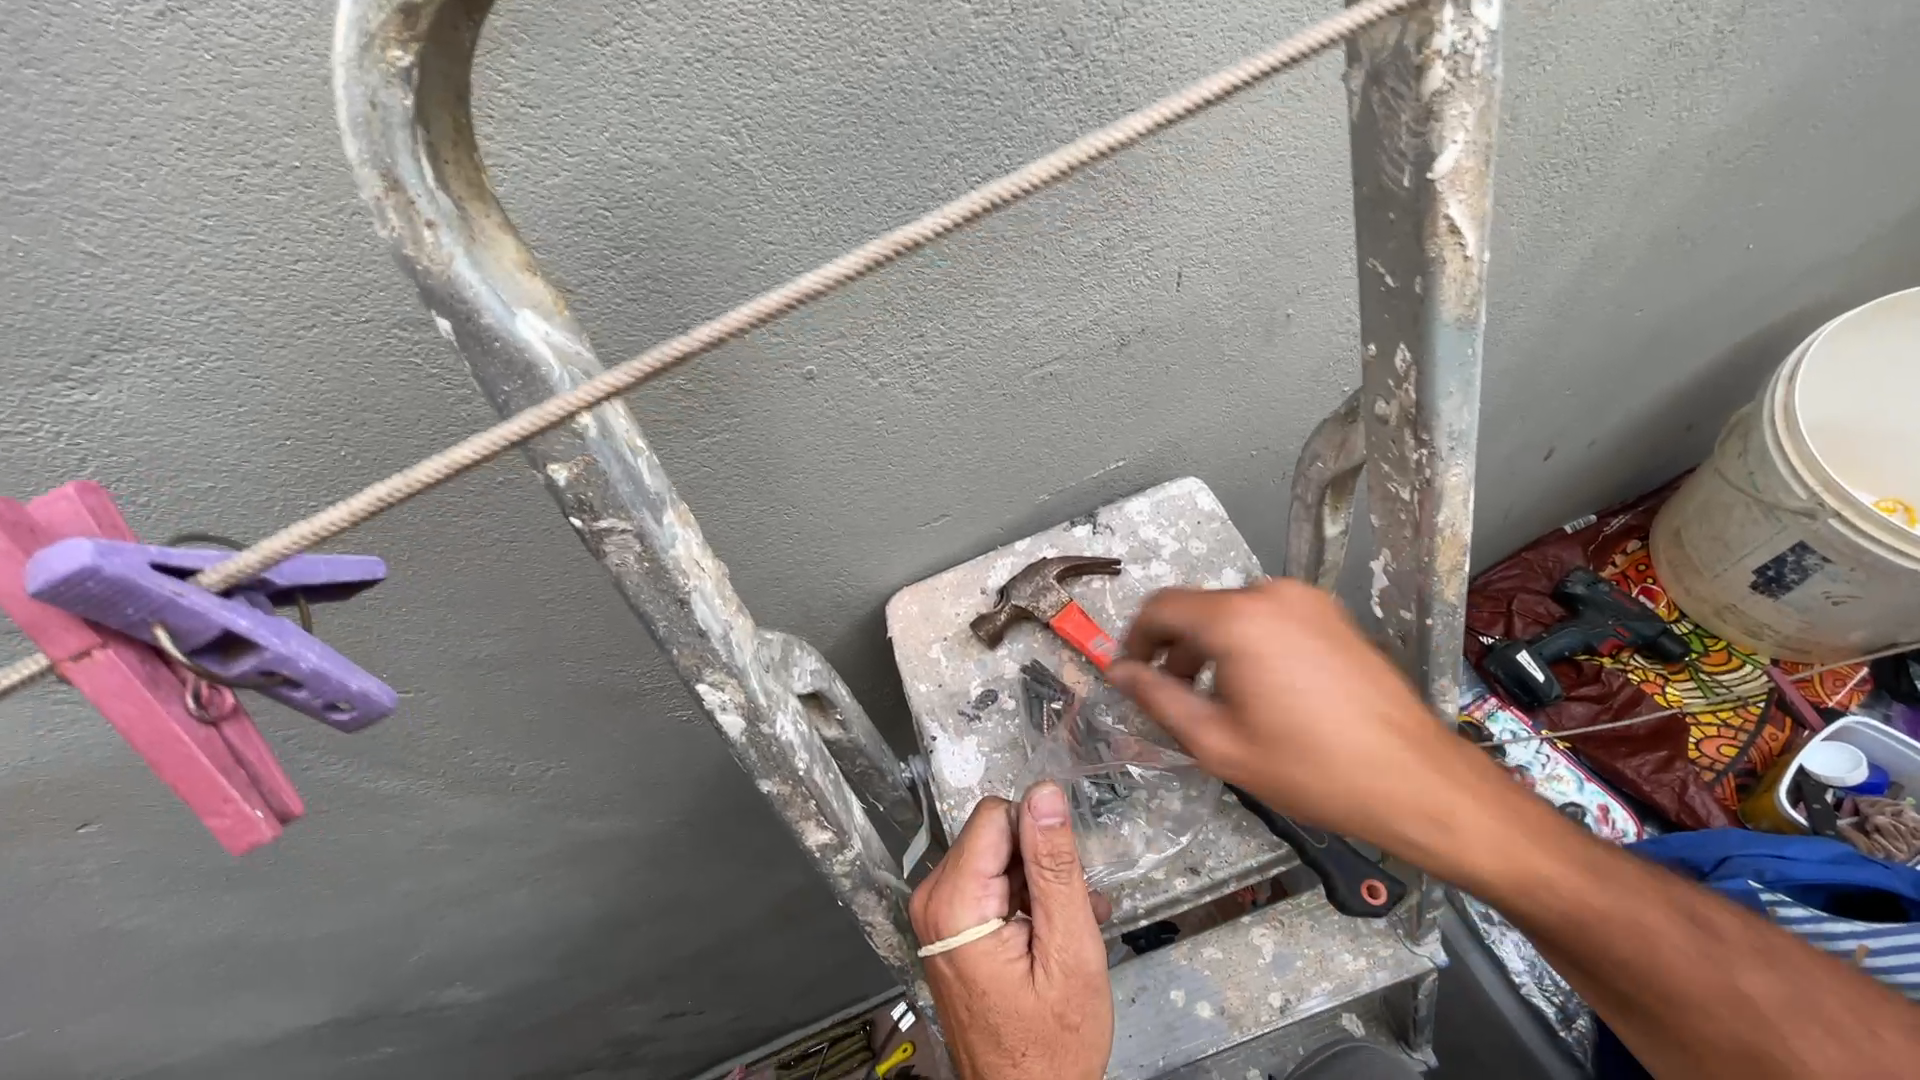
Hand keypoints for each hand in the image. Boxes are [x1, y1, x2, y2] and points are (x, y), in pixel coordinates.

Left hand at [909, 783, 1112, 1079]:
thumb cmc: (1050, 1043)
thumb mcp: (1069, 951)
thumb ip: (1055, 867)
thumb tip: (1045, 793)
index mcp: (954, 901)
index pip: (996, 814)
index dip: (1039, 839)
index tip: (1064, 880)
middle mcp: (932, 898)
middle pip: (994, 835)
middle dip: (1040, 864)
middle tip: (1072, 912)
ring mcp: (936, 913)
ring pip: (997, 857)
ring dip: (1038, 884)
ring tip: (1071, 927)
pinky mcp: (946, 926)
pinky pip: (989, 883)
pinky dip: (1024, 901)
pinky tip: (1054, 932)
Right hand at [1106, 579, 1499, 860]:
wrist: (1416, 780)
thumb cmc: (1311, 769)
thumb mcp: (1216, 742)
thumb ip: (1156, 699)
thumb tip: (1117, 674)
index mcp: (1237, 619)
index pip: (1159, 607)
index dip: (1134, 640)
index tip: (1129, 674)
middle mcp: (1272, 595)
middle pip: (1198, 609)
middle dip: (1174, 650)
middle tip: (1172, 697)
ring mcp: (1308, 603)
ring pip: (1233, 614)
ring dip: (1210, 649)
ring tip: (1217, 702)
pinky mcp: (1333, 618)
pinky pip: (1269, 619)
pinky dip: (1247, 645)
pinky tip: (1259, 693)